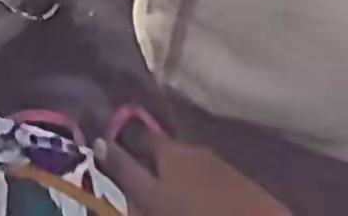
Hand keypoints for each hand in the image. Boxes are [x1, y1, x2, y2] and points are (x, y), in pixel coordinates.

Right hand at [102, 132, 290, 215]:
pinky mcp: (251, 192)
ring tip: (179, 208)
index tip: (119, 170)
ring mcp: (225, 169)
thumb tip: (96, 139)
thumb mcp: (153, 201)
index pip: (137, 138)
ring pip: (192, 172)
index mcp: (169, 148)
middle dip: (156, 171)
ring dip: (182, 185)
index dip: (126, 153)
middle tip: (150, 199)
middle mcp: (195, 149)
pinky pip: (216, 187)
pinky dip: (207, 197)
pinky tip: (207, 211)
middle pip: (166, 155)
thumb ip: (124, 170)